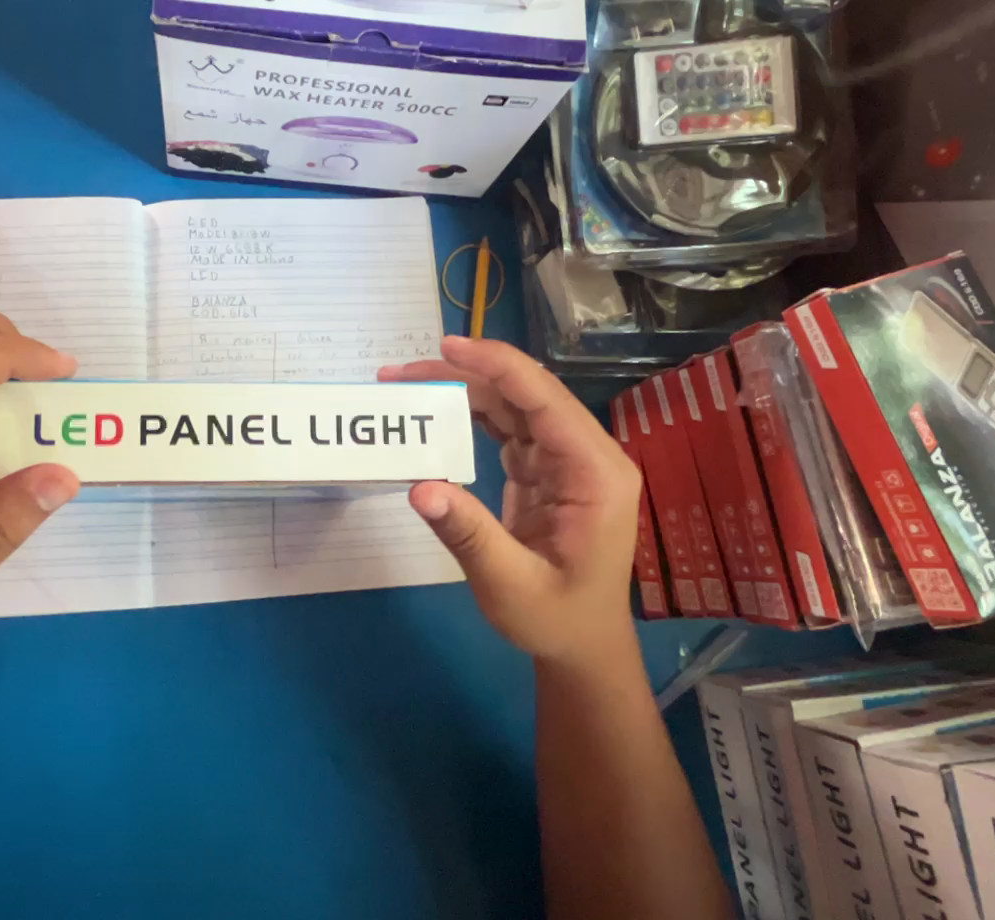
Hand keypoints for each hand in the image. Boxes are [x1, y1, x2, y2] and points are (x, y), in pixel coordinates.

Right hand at [379, 336, 642, 664]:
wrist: (582, 647)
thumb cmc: (557, 620)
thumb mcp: (510, 584)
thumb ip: (468, 533)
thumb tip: (418, 486)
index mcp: (594, 474)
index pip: (545, 400)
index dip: (497, 366)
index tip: (447, 347)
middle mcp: (585, 456)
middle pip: (525, 395)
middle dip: (465, 375)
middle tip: (401, 374)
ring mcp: (565, 462)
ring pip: (513, 407)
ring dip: (463, 392)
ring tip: (408, 386)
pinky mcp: (544, 471)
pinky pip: (506, 430)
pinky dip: (469, 417)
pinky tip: (436, 413)